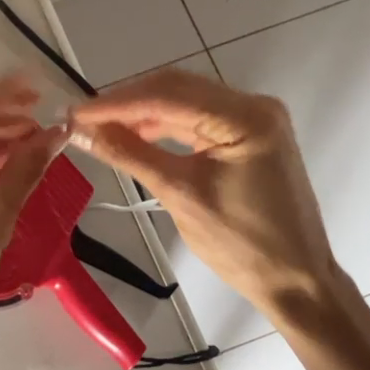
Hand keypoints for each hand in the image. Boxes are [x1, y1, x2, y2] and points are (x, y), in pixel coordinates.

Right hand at [67, 69, 345, 313]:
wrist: (295, 280)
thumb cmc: (241, 243)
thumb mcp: (179, 195)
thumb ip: (129, 154)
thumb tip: (80, 130)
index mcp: (246, 117)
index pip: (167, 95)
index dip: (115, 102)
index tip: (74, 112)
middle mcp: (253, 106)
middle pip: (175, 88)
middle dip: (126, 102)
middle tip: (81, 118)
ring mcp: (252, 119)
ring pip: (182, 100)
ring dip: (141, 112)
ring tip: (99, 126)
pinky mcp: (246, 135)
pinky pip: (195, 119)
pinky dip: (162, 125)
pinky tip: (132, 134)